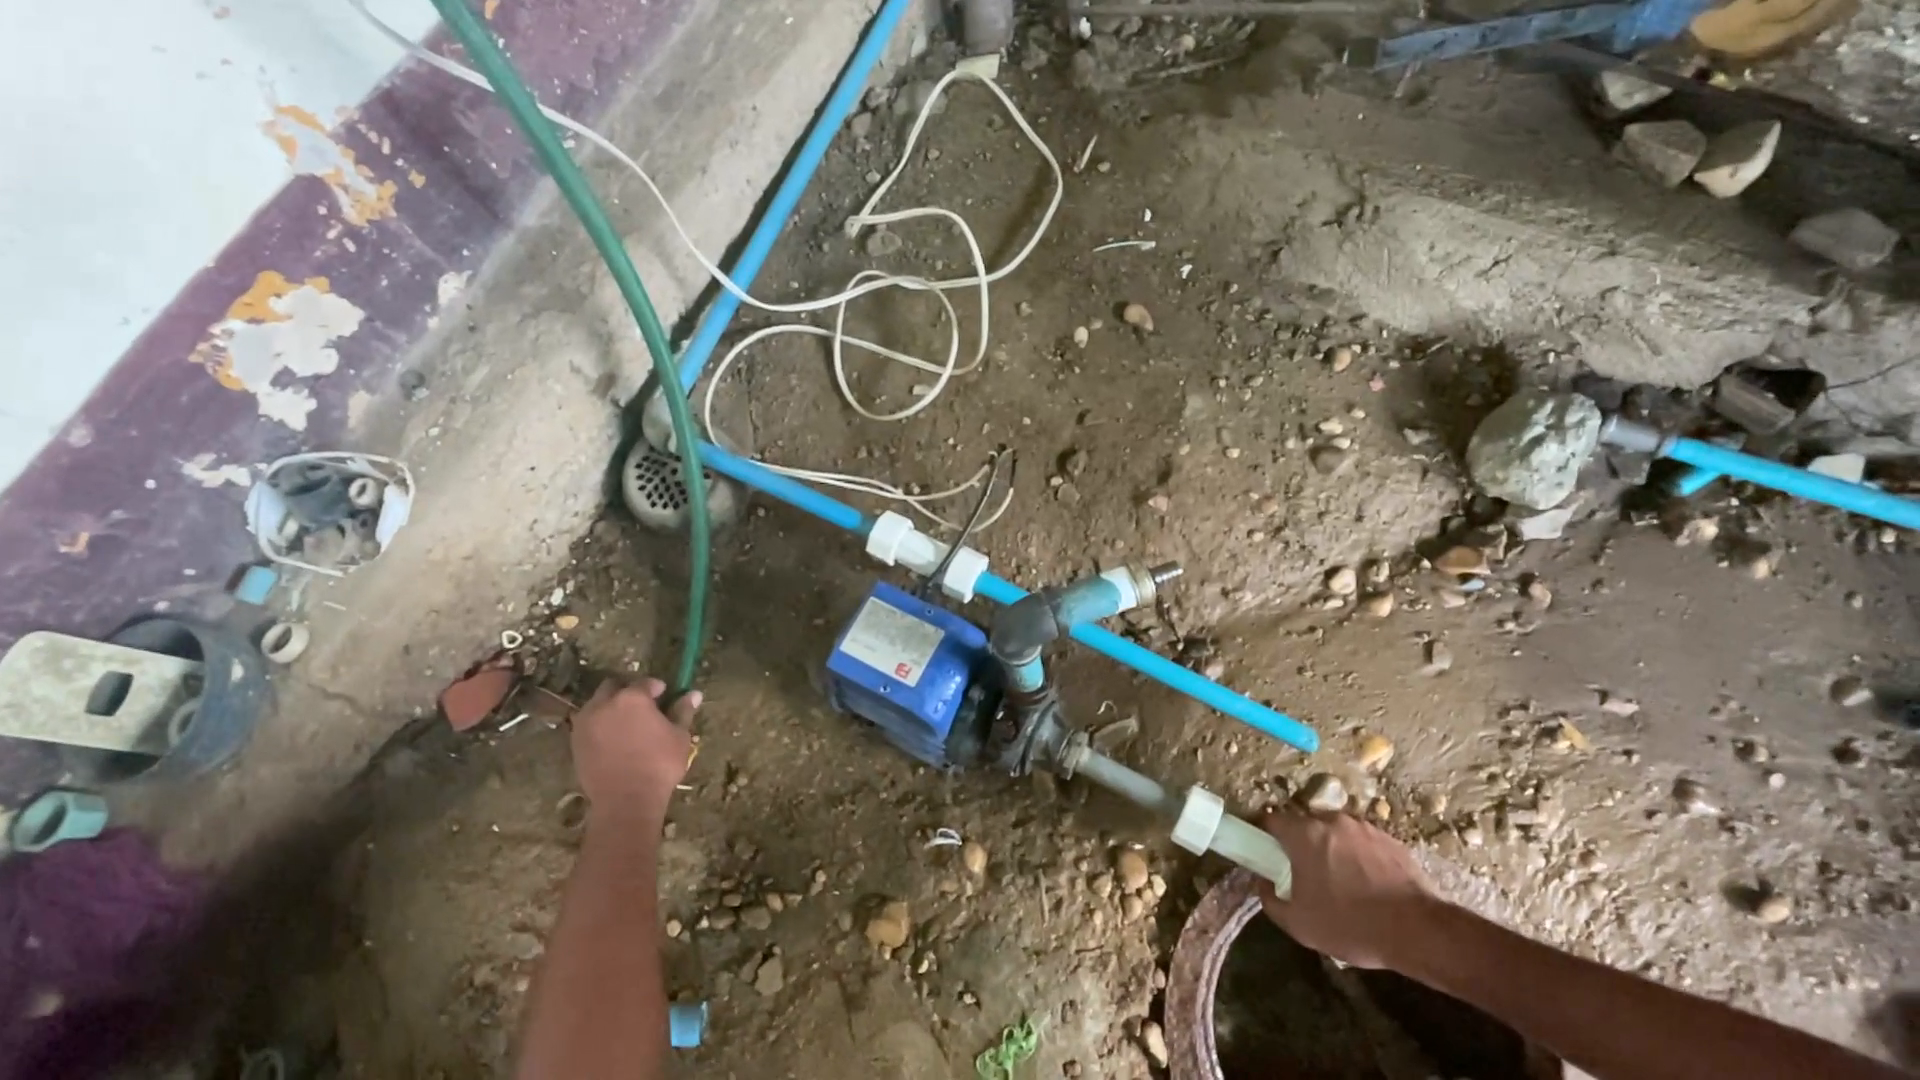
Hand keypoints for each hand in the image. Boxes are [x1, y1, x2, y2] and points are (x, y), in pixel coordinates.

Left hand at [570, 677, 699, 823]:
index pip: (645, 682)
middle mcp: (605, 704)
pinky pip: (588, 724)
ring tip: (625, 725)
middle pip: (613, 686)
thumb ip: (683, 712)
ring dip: (610, 707)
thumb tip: (694, 694)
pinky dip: (599, 726)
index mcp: (632, 698)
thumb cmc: (659, 765)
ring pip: (597, 704)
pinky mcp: (575, 742)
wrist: (625, 800)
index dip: (657, 688)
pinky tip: (613, 740)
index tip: (664, 696)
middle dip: (627, 691)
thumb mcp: (679, 737)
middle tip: (642, 707)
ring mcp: (586, 723)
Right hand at [1258, 807, 1440, 969]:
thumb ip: (1270, 898)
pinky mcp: (1391, 840)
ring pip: (1335, 833)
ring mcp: (1364, 828)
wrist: (1418, 931)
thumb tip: (1264, 883)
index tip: (1265, 854)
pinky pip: (1362, 843)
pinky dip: (1357, 857)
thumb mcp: (1298, 923)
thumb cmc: (1350, 924)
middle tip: (1303, 874)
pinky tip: (1367, 885)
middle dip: (1299, 844)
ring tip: (1340, 882)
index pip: (1271, 819)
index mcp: (1305, 835)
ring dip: (1330, 849)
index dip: (1264, 835)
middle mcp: (1333, 822)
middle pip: (1305, 824)